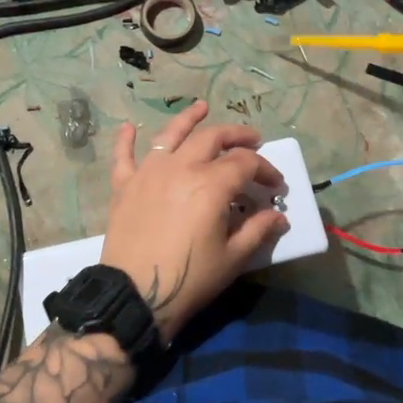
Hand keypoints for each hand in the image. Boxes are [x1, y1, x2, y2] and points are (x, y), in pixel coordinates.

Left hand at [99, 101, 288, 342]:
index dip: (265, 169)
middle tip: (252, 139)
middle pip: (212, 138)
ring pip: (170, 134)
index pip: (245, 163)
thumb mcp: (232, 258)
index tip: (276, 185)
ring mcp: (148, 172)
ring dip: (188, 119)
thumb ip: (258, 230)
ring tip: (201, 107)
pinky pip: (123, 155)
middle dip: (236, 136)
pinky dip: (125, 139)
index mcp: (211, 184)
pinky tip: (128, 127)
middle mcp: (180, 167)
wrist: (135, 294)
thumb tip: (279, 216)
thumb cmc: (189, 278)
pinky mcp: (124, 185)